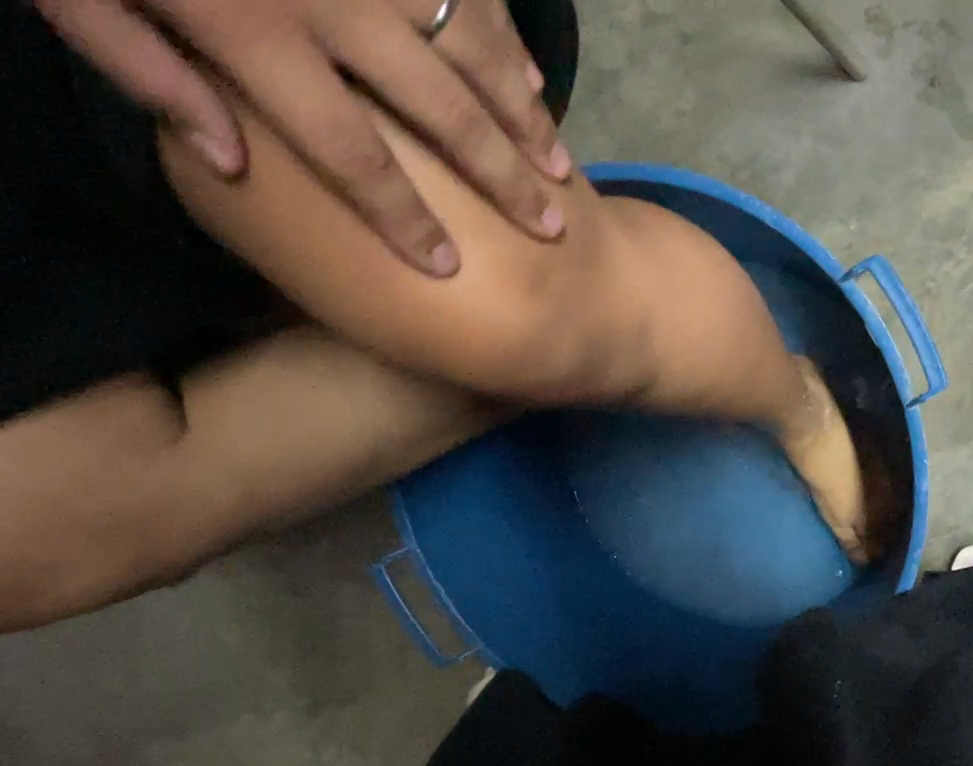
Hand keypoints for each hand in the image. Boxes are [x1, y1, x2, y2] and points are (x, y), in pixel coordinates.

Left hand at [36, 0, 570, 276]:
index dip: (403, 217)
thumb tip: (232, 164)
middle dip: (504, 176)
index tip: (445, 265)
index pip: (350, 152)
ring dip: (526, 116)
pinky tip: (532, 81)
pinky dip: (509, 42)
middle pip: (445, 111)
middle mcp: (334, 2)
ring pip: (477, 52)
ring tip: (559, 167)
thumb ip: (145, 73)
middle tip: (549, 225)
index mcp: (249, 30)